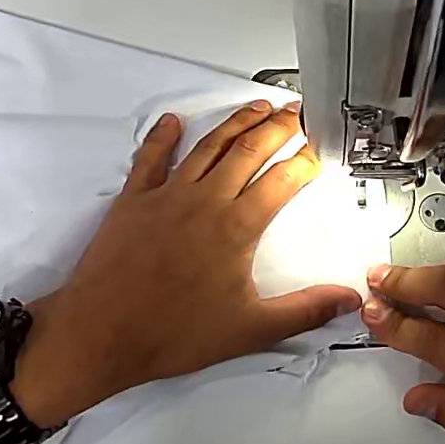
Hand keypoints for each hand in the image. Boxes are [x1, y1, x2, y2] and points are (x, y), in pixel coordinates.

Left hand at [12, 101, 362, 425]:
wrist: (100, 335)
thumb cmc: (168, 332)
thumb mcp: (251, 329)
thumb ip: (305, 310)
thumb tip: (344, 300)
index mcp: (235, 228)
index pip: (283, 180)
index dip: (307, 160)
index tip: (319, 151)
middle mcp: (204, 203)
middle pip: (249, 150)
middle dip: (278, 126)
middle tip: (295, 112)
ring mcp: (167, 197)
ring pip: (208, 146)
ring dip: (236, 122)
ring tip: (256, 108)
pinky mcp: (134, 201)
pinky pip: (151, 158)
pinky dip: (162, 137)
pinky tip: (171, 122)